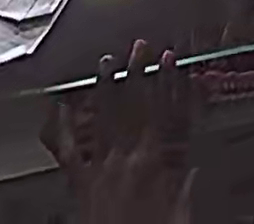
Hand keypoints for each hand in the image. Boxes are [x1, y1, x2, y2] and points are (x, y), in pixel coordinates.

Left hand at [42, 40, 196, 223]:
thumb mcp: (181, 217)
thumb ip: (186, 188)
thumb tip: (194, 166)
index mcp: (153, 164)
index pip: (163, 112)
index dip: (167, 82)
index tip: (169, 58)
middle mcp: (125, 159)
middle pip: (133, 107)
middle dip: (137, 74)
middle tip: (139, 47)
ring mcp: (100, 169)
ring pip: (104, 120)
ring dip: (106, 90)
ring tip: (106, 63)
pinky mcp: (80, 184)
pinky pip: (69, 154)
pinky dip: (64, 131)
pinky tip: (59, 110)